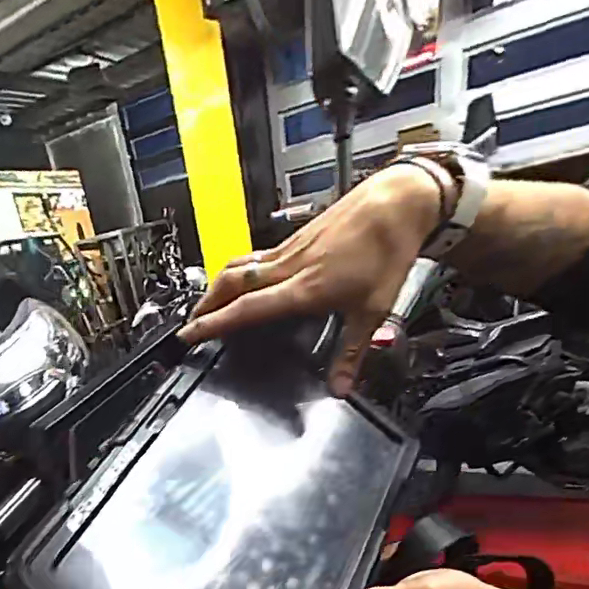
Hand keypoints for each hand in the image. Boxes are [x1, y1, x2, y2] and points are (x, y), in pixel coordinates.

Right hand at [179, 164, 445, 394]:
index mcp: (303, 288)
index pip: (246, 308)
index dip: (213, 323)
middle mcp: (288, 266)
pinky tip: (244, 281)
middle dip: (205, 305)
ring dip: (217, 286)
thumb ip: (351, 353)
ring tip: (208, 304)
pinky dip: (238, 272)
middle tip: (190, 323)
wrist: (399, 200)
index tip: (189, 334)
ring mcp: (289, 249)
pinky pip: (255, 256)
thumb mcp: (373, 311)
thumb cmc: (387, 250)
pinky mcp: (295, 238)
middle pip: (231, 283)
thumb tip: (339, 389)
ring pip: (239, 266)